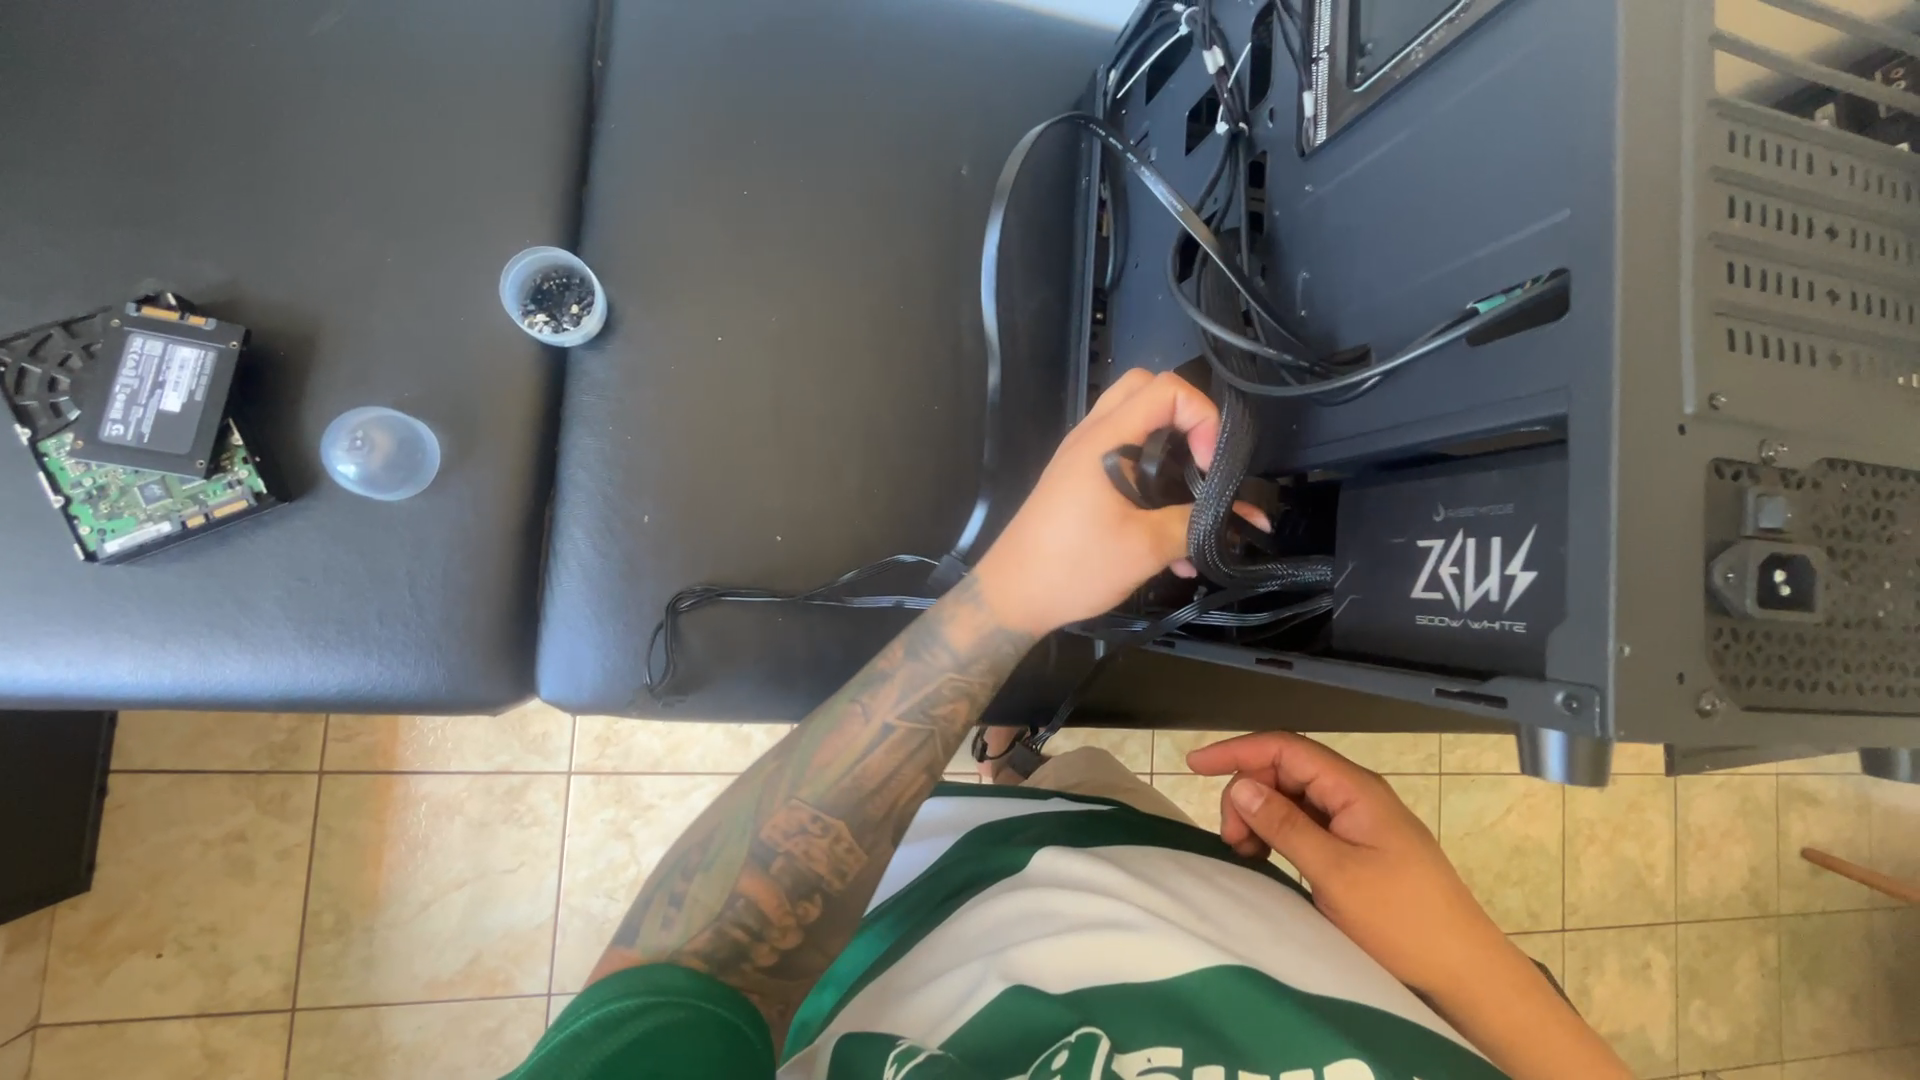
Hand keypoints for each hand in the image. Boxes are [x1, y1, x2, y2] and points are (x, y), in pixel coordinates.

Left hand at [972, 370, 1241, 635]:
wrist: (1011, 597)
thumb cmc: (1073, 566)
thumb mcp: (1145, 547)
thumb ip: (1198, 524)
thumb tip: (1247, 517)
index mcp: (1104, 440)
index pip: (1166, 389)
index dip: (1203, 417)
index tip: (1213, 466)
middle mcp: (1091, 438)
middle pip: (1148, 394)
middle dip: (1188, 425)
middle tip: (1204, 467)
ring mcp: (1082, 460)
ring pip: (1137, 432)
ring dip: (1172, 462)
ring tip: (1195, 512)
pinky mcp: (1079, 485)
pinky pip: (1124, 466)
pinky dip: (1152, 489)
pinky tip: (1174, 547)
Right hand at [1187, 731, 1509, 997]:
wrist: (1465, 974)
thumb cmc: (1402, 921)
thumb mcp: (1335, 873)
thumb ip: (1284, 825)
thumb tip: (1239, 785)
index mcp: (1353, 788)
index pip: (1284, 747)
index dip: (1236, 750)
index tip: (1194, 765)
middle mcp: (1353, 794)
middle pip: (1283, 771)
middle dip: (1246, 794)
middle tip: (1231, 840)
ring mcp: (1355, 820)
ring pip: (1289, 798)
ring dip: (1259, 816)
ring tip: (1245, 853)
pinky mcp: (1354, 846)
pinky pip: (1303, 823)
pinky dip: (1275, 834)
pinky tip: (1264, 858)